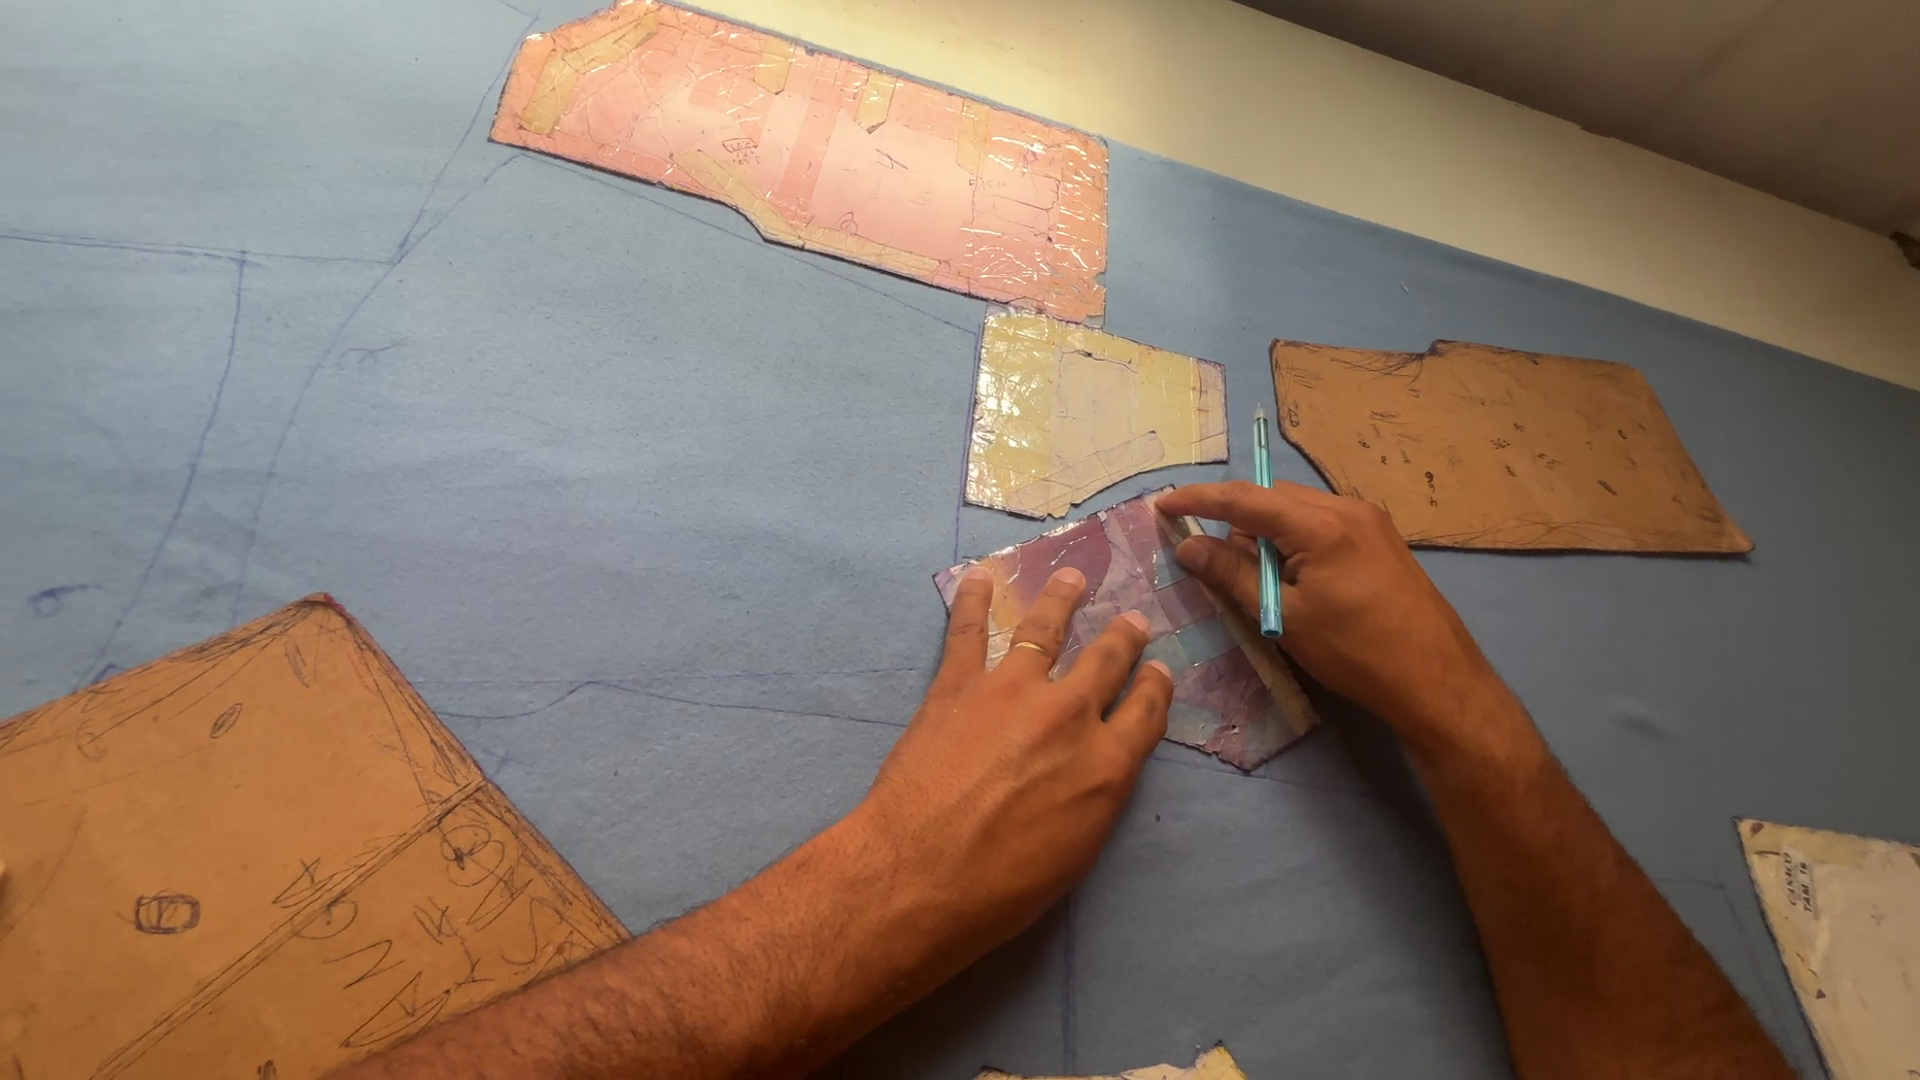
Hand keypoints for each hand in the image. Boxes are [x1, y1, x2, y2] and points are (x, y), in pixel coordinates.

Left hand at [848, 565, 1172, 960]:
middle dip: (1124, 638)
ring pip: (1045, 629)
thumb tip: (1101, 763)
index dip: (1156, 686)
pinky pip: (968, 630)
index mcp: (1107, 763)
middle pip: (1106, 661)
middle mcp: (1069, 714)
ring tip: (1071, 577)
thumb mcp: (1078, 849)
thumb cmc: (1003, 885)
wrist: (921, 872)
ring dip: (1061, 599)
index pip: (1146, 711)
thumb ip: (1098, 793)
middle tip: (1132, 620)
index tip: (1159, 671)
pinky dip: (972, 599)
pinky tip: (978, 578)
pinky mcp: (960, 682)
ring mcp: (1013, 690)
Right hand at [1158, 481, 1508, 755]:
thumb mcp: (1283, 616)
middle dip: (1231, 517)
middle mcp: (1346, 508)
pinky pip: (1317, 522)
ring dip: (1262, 531)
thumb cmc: (1354, 652)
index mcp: (1320, 524)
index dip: (1197, 499)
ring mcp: (1368, 520)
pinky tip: (1286, 573)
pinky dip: (1289, 538)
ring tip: (1248, 572)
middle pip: (1270, 497)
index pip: (1244, 499)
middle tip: (1203, 552)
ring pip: (1294, 509)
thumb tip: (1187, 545)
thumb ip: (1231, 574)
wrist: (1438, 681)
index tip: (1162, 504)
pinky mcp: (1378, 537)